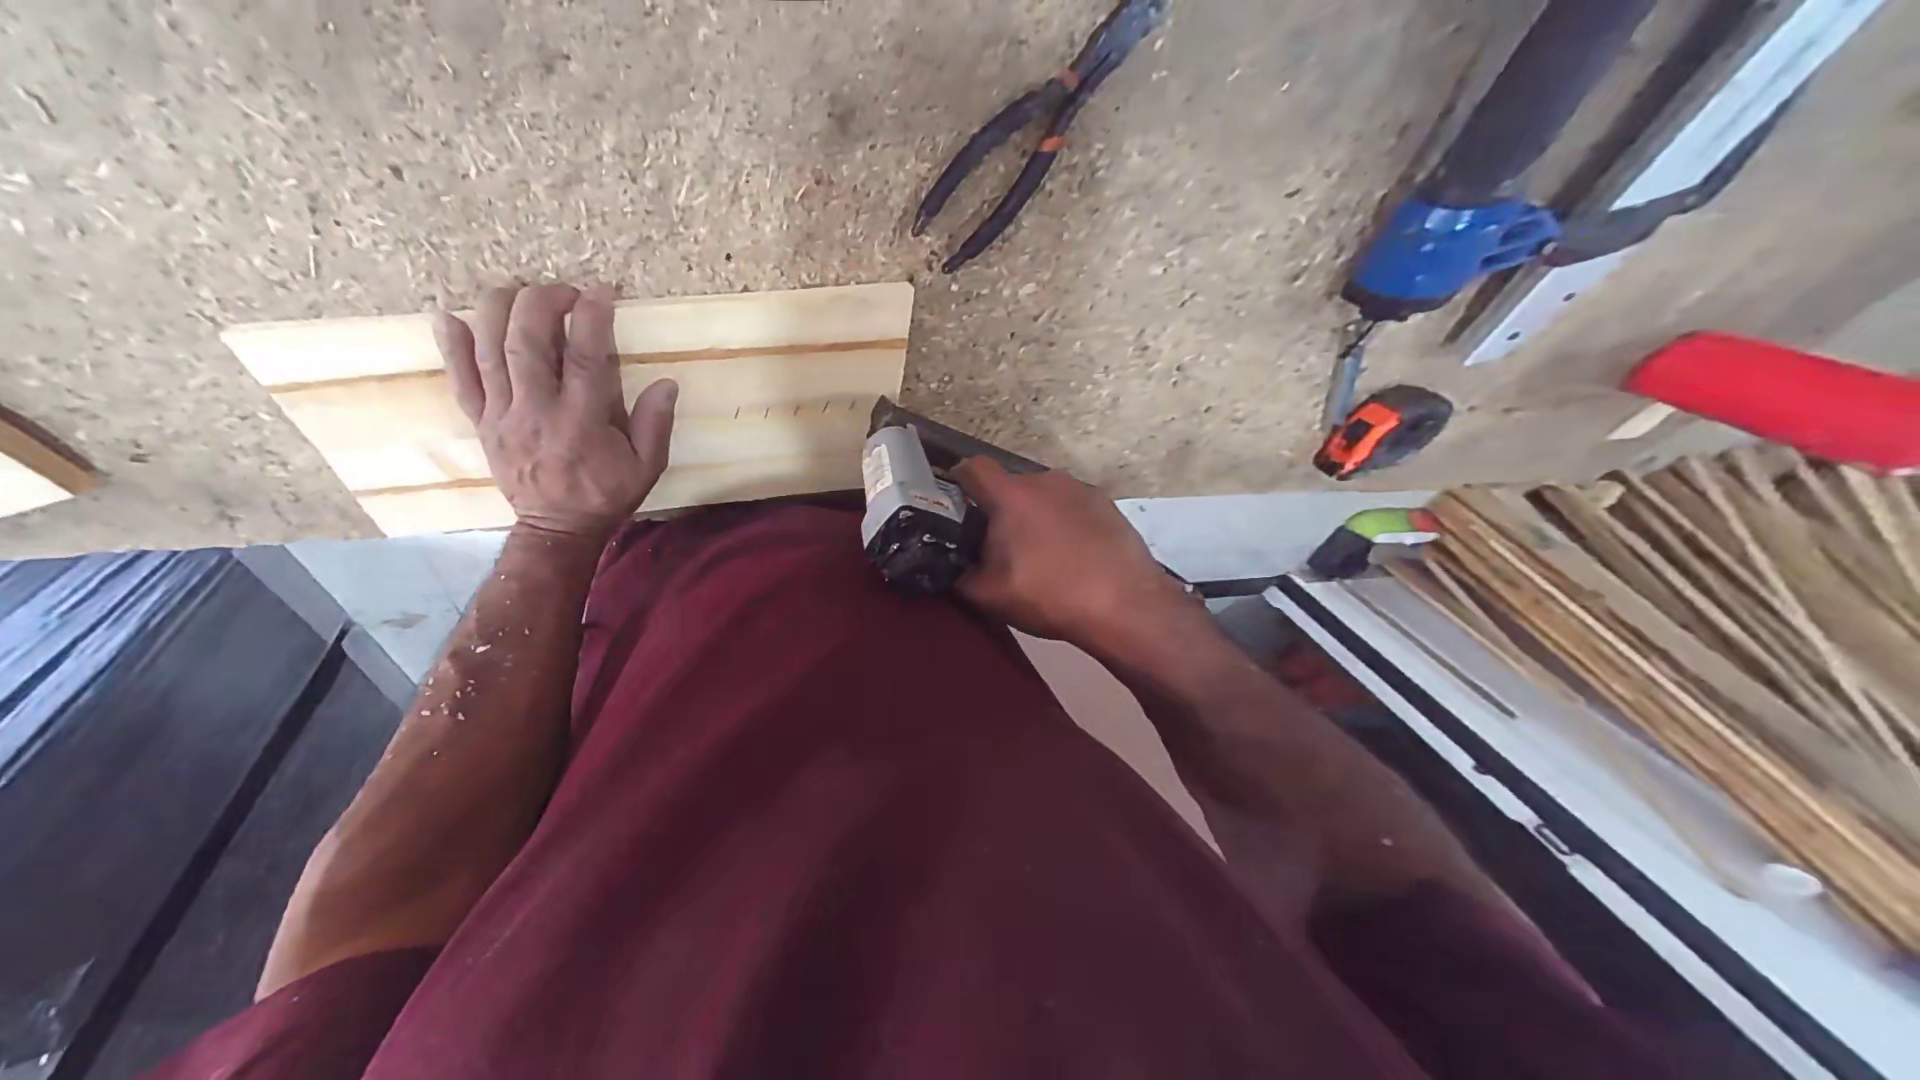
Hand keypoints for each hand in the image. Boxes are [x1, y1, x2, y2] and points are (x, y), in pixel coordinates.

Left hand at [434, 284, 677, 539]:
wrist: (557, 529)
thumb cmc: (608, 494)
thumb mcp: (648, 466)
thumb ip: (656, 423)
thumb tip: (666, 382)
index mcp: (583, 422)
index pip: (584, 357)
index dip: (592, 317)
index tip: (601, 292)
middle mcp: (538, 411)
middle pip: (527, 342)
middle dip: (542, 302)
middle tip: (562, 290)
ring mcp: (503, 416)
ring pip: (490, 351)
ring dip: (500, 311)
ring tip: (518, 290)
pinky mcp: (482, 423)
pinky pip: (460, 380)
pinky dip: (452, 346)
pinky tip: (449, 316)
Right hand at [952, 458, 1193, 649]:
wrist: (1124, 605)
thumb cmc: (1049, 595)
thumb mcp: (988, 595)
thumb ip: (959, 574)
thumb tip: (952, 565)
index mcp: (1011, 495)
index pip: (973, 468)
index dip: (959, 481)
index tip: (957, 504)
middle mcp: (1045, 481)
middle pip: (1010, 486)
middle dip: (1001, 511)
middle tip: (1001, 547)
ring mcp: (1080, 489)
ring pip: (1043, 497)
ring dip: (1035, 517)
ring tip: (1042, 555)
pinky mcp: (1106, 504)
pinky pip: (1072, 507)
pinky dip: (1065, 523)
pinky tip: (1073, 555)